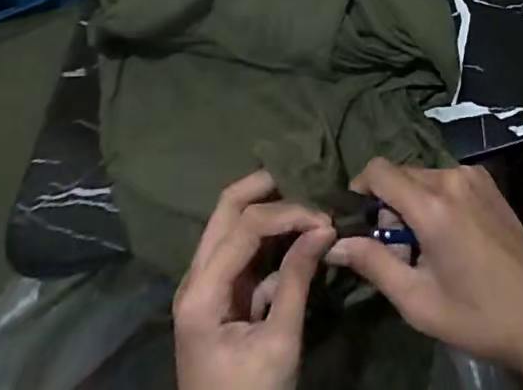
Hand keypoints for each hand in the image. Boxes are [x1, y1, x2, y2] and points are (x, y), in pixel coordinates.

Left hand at [173, 169, 335, 389]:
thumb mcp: (279, 342)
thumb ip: (297, 279)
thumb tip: (324, 226)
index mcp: (202, 293)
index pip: (246, 225)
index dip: (289, 212)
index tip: (327, 219)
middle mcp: (195, 278)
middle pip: (227, 208)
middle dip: (269, 187)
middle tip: (310, 180)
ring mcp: (205, 284)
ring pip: (232, 221)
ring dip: (270, 206)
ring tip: (309, 202)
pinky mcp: (220, 294)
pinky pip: (243, 247)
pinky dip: (271, 232)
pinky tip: (300, 233)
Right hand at [324, 160, 522, 389]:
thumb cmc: (477, 315)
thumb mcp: (417, 300)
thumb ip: (373, 263)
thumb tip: (335, 244)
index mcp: (434, 204)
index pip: (380, 170)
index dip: (359, 189)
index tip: (354, 221)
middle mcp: (454, 178)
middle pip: (402, 175)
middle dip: (386, 206)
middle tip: (393, 253)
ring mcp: (476, 178)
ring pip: (424, 178)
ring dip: (411, 206)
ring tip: (422, 253)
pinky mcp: (490, 185)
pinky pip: (447, 182)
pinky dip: (435, 202)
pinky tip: (447, 241)